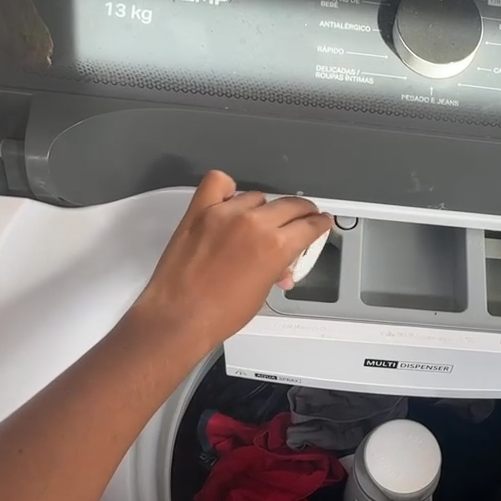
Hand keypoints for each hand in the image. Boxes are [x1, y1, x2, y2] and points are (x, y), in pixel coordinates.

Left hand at [126, 171, 331, 354]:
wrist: (180, 317)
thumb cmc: (221, 314)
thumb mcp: (262, 293)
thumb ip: (277, 269)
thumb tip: (281, 266)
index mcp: (276, 246)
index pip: (309, 225)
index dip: (319, 224)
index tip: (321, 223)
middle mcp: (254, 223)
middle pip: (290, 205)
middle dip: (302, 213)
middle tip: (302, 219)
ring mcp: (224, 213)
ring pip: (257, 197)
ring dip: (264, 209)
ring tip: (259, 223)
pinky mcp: (199, 211)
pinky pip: (218, 183)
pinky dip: (227, 189)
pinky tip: (229, 201)